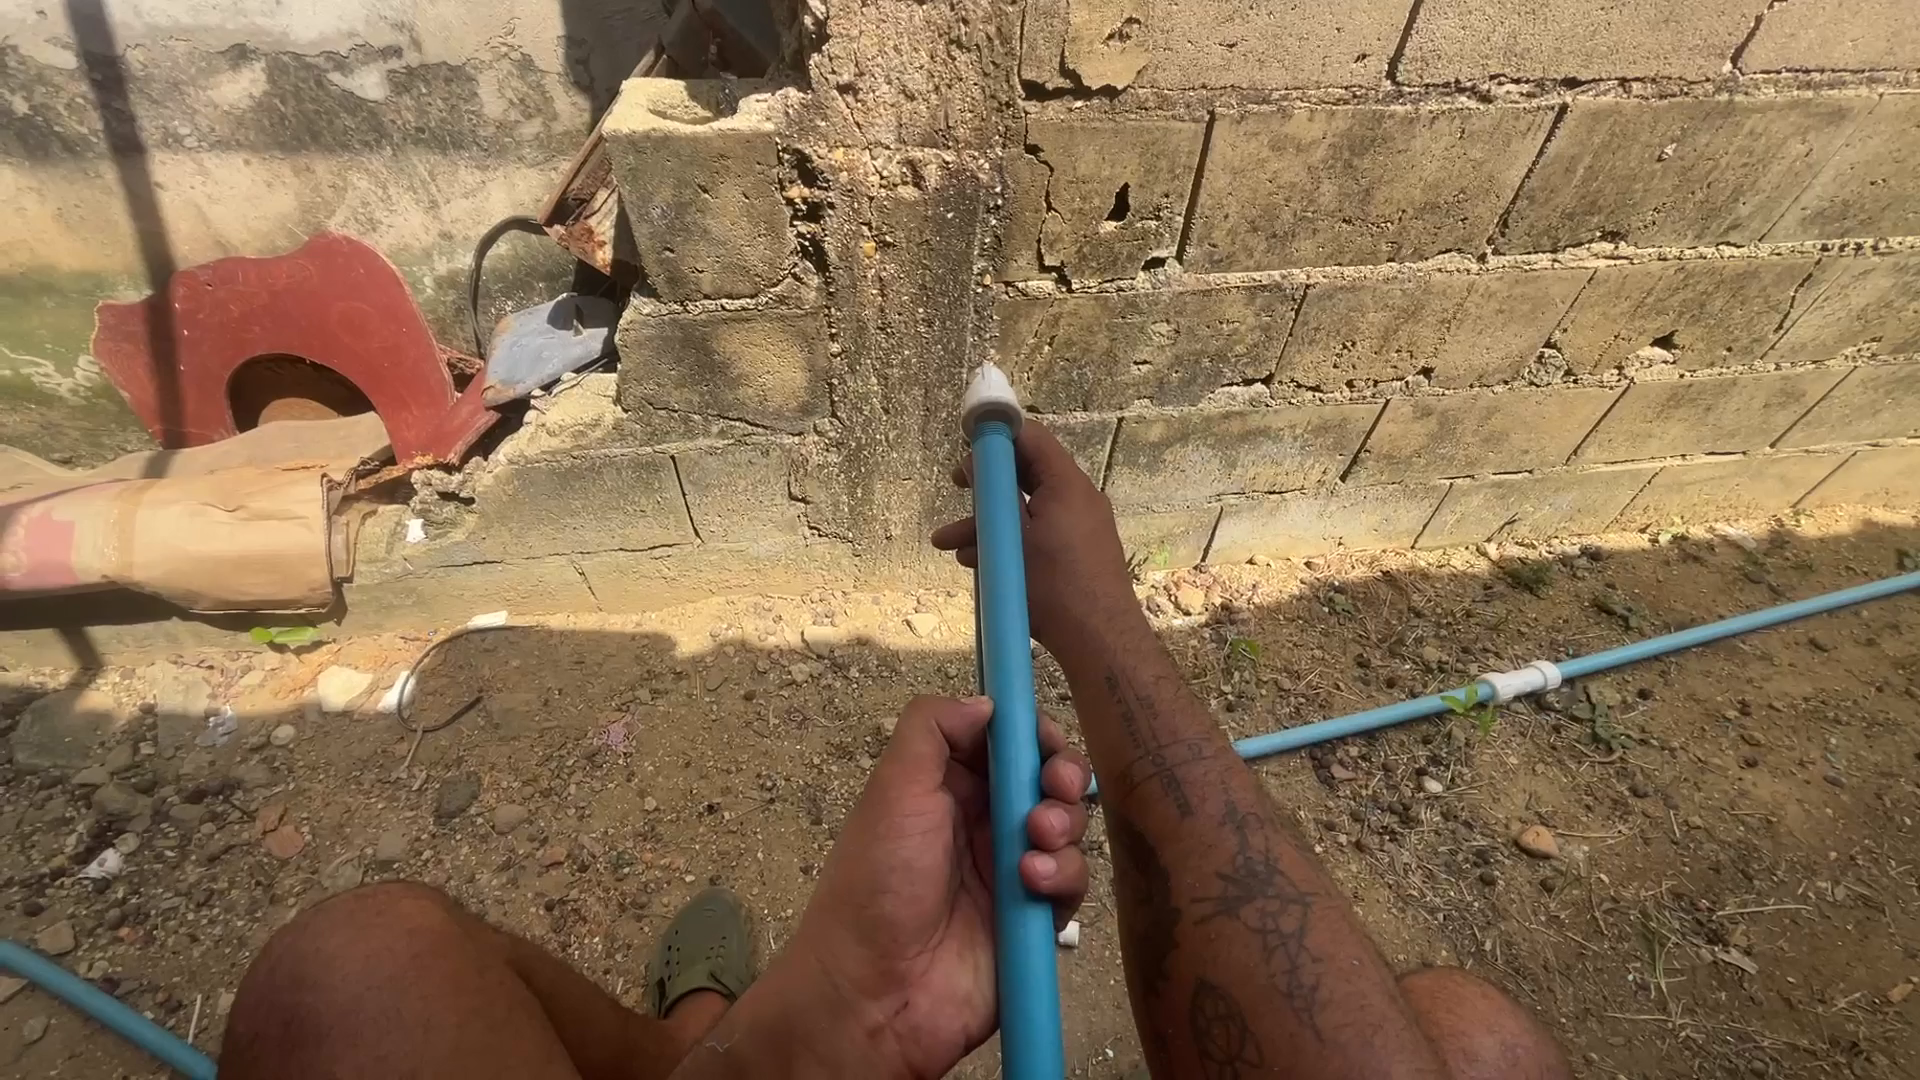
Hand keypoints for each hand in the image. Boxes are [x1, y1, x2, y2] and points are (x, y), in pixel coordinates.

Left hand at [782, 695, 1090, 1078]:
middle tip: (1055, 786)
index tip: (1042, 740)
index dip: (1032, 734)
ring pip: (1068, 824)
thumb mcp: (893, 787)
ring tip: (1034, 842)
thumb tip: (987, 703)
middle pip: (1048, 776)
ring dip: (1062, 823)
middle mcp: (985, 817)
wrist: (875, 993)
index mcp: (950, 782)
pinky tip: (1032, 882)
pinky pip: (1072, 880)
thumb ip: (932, 728)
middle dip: (1062, 773)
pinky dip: (1062, 874)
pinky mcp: (1035, 914)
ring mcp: (1013, 865)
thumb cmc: (879, 878)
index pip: (1007, 740)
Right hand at [930, 421, 1141, 660]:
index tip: (966, 446)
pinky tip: (977, 563)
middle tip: (957, 486)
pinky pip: (1040, 533)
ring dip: (988, 522)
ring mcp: (1081, 527)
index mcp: (1066, 484)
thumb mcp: (1011, 537)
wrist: (1098, 640)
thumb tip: (977, 464)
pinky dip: (1010, 540)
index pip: (1032, 437)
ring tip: (948, 543)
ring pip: (1028, 510)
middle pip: (1028, 473)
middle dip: (986, 484)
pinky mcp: (1079, 553)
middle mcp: (1078, 498)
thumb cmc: (1051, 585)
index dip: (996, 436)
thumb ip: (994, 496)